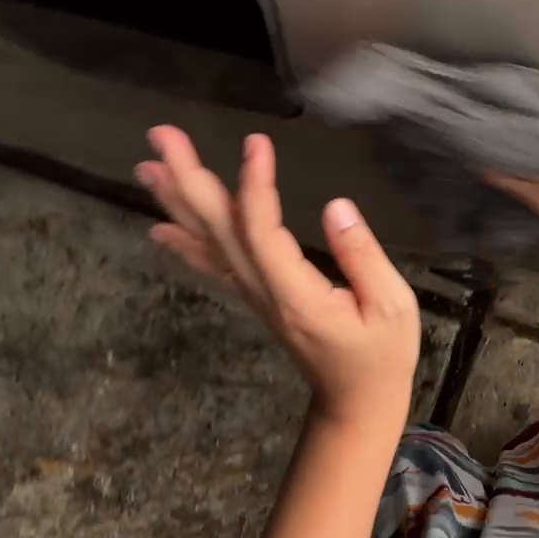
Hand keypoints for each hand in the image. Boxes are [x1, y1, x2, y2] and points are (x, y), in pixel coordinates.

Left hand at [137, 127, 419, 422]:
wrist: (357, 402)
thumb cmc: (381, 354)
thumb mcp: (391, 306)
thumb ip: (363, 256)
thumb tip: (336, 205)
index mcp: (296, 294)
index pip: (262, 232)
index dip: (255, 186)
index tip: (256, 142)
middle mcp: (263, 293)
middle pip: (218, 232)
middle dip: (189, 181)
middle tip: (161, 135)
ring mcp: (254, 298)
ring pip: (208, 245)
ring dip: (176, 203)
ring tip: (147, 164)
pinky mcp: (256, 300)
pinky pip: (213, 266)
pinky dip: (184, 242)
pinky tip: (161, 223)